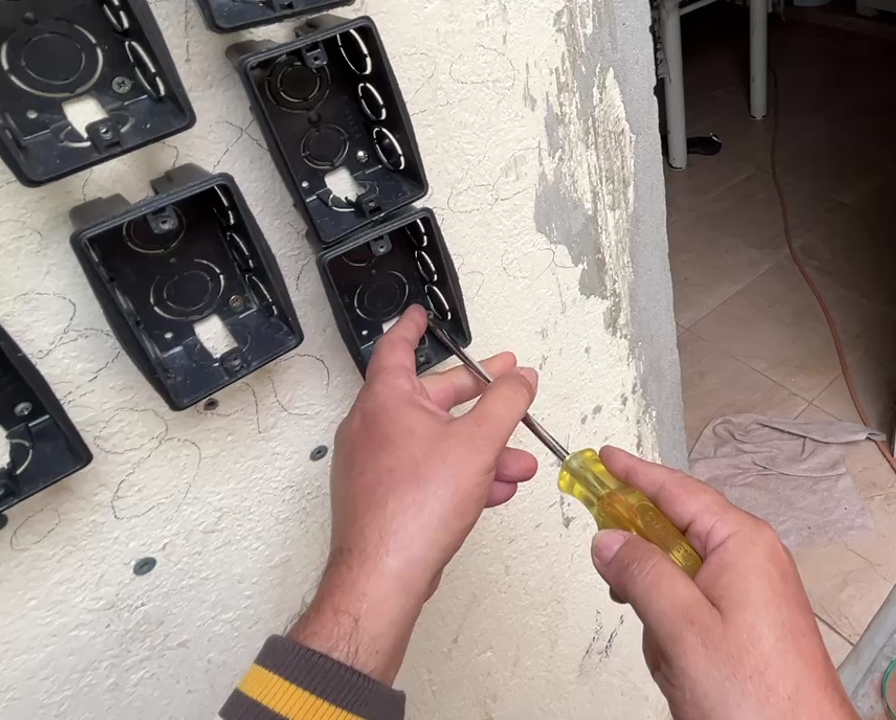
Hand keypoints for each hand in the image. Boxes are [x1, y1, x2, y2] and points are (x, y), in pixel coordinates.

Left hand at [290, 306, 538, 681]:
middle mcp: (373, 427)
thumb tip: (522, 377)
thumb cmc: (417, 505)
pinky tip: (497, 490)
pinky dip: (463, 473)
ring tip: (520, 462)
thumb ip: (506, 402)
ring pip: (439, 441)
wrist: (383, 580)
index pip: (397, 347)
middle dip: (480, 398)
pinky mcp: (384, 497)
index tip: (421, 315)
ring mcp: (375, 465)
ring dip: (483, 447)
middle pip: (433, 398)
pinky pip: (430, 471)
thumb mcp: (478, 442)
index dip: (413, 327)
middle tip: (508, 383)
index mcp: (386, 400)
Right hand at [588, 446, 854, 719]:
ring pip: (681, 577)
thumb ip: (642, 575)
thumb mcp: (684, 630)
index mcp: (742, 542)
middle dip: (645, 566)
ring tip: (671, 656)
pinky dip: (677, 631)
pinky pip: (697, 606)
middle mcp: (752, 557)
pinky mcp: (750, 621)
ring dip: (662, 613)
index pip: (677, 490)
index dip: (635, 473)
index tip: (606, 460)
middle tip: (616, 577)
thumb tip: (610, 539)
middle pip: (677, 533)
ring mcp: (753, 590)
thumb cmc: (762, 699)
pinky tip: (682, 666)